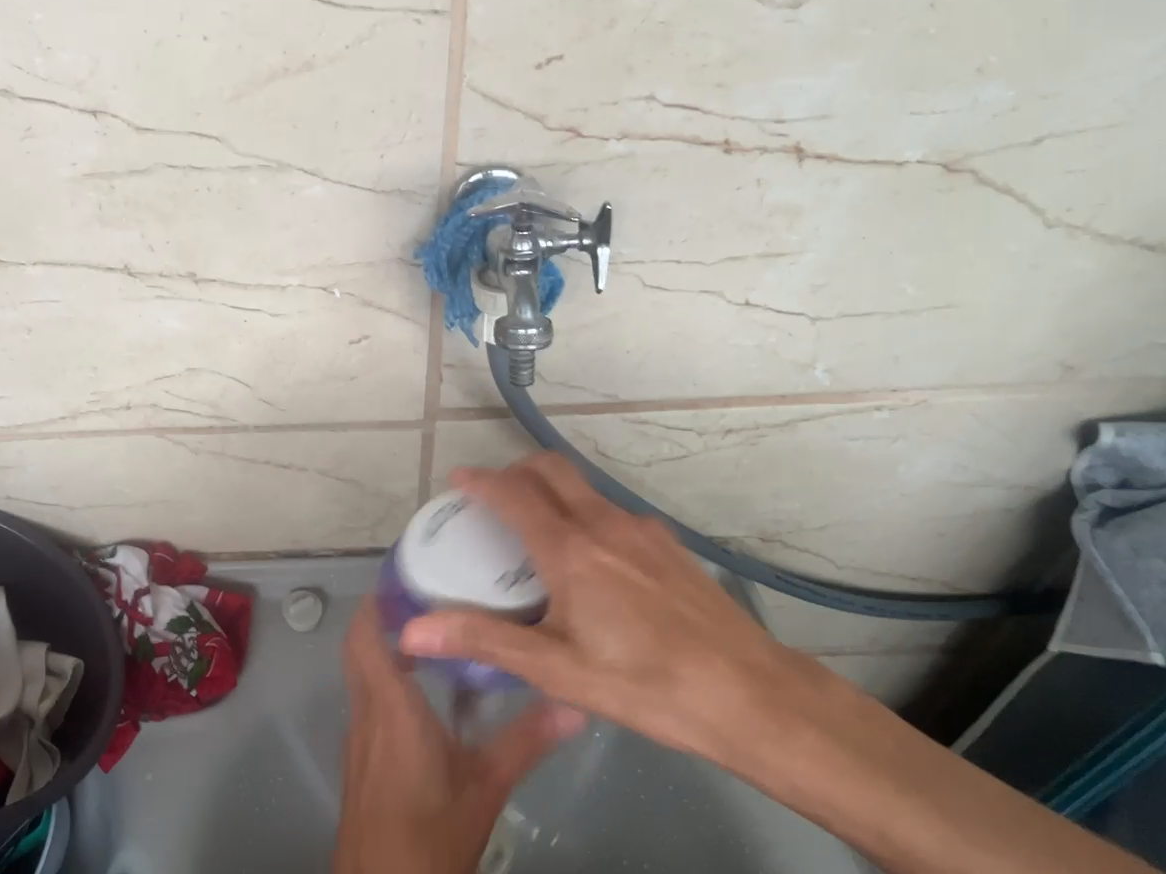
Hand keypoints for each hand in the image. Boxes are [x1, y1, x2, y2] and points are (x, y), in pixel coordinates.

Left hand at [335, 601, 583, 873]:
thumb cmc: (430, 833)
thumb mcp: (486, 786)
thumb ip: (526, 741)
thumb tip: (574, 704)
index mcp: (390, 707)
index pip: (366, 637)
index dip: (376, 602)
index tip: (403, 575)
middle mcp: (366, 713)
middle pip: (360, 650)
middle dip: (383, 619)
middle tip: (425, 597)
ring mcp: (358, 738)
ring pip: (363, 677)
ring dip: (387, 652)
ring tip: (434, 637)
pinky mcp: (362, 760)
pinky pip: (369, 704)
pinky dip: (388, 684)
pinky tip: (427, 697)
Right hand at [399, 452, 805, 761]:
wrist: (752, 696)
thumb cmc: (645, 684)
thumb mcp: (556, 670)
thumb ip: (483, 640)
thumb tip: (413, 629)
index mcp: (570, 549)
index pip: (512, 493)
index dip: (479, 481)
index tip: (457, 482)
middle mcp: (604, 525)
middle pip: (551, 469)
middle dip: (515, 470)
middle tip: (493, 498)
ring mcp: (643, 531)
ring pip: (584, 489)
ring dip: (551, 492)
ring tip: (536, 533)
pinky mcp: (670, 547)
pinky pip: (612, 512)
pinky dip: (584, 515)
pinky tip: (592, 563)